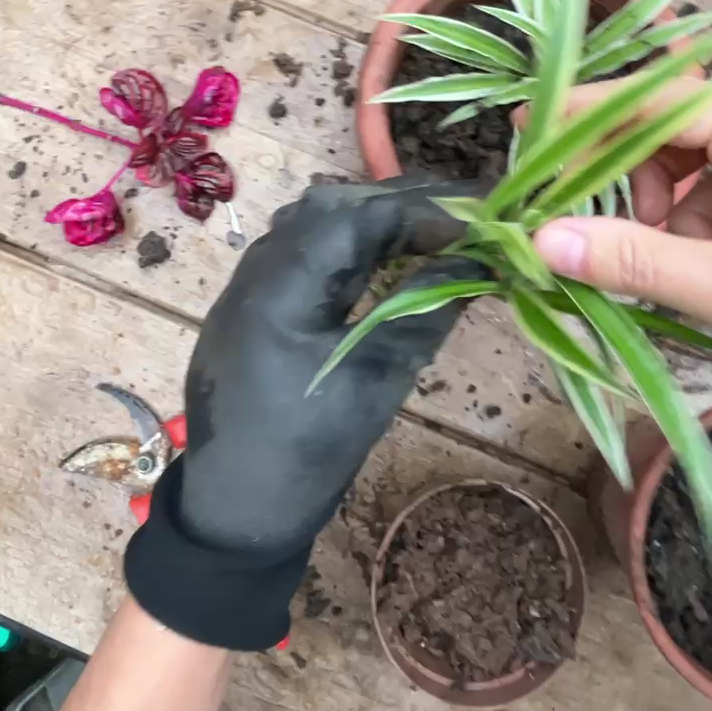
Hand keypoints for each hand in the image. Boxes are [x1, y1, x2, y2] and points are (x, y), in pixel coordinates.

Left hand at [126, 179, 485, 649]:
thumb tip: (478, 264)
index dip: (421, 212)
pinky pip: (305, 246)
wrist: (234, 506)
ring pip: (317, 220)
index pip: (357, 216)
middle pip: (335, 206)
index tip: (477, 224)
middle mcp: (259, 267)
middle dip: (403, 204)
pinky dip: (352, 240)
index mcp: (280, 286)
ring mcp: (251, 280)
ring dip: (377, 215)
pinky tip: (384, 254)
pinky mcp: (256, 298)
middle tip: (466, 215)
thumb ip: (423, 313)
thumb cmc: (305, 454)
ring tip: (433, 227)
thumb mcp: (375, 384)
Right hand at [528, 81, 711, 442]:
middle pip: (680, 139)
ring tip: (677, 282)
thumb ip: (633, 260)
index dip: (585, 113)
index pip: (659, 103)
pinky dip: (709, 242)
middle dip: (633, 186)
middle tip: (599, 242)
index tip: (523, 130)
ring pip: (707, 181)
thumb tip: (538, 239)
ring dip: (673, 223)